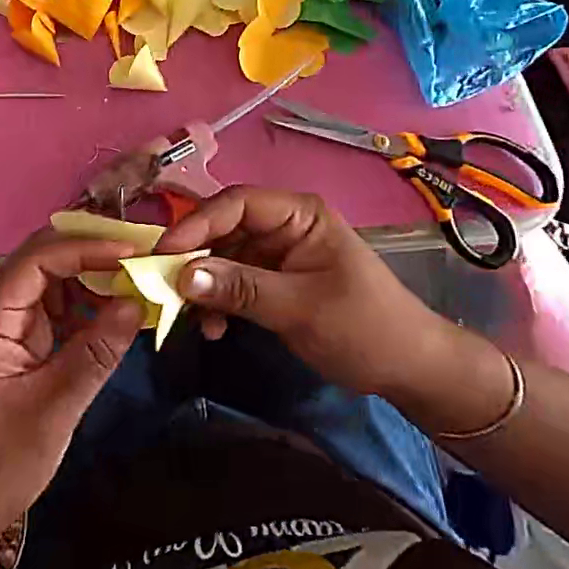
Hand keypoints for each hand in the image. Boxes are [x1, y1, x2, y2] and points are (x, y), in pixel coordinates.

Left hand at [0, 230, 144, 568]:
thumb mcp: (52, 411)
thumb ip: (96, 354)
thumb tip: (137, 303)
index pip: (38, 259)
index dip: (85, 247)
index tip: (130, 251)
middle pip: (43, 261)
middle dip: (91, 253)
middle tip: (139, 254)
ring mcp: (7, 330)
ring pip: (52, 283)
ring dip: (92, 278)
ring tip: (136, 278)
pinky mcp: (19, 348)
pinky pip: (56, 312)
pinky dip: (87, 308)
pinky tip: (116, 312)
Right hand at [156, 186, 508, 430]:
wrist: (406, 366)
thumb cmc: (363, 326)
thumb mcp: (300, 308)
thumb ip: (242, 288)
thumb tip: (182, 275)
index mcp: (299, 213)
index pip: (237, 203)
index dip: (197, 223)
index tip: (164, 255)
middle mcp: (284, 225)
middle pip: (225, 227)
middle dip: (195, 257)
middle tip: (163, 288)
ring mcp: (278, 253)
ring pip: (223, 256)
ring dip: (203, 284)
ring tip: (192, 318)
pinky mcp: (274, 280)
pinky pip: (233, 281)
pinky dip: (218, 301)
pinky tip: (214, 328)